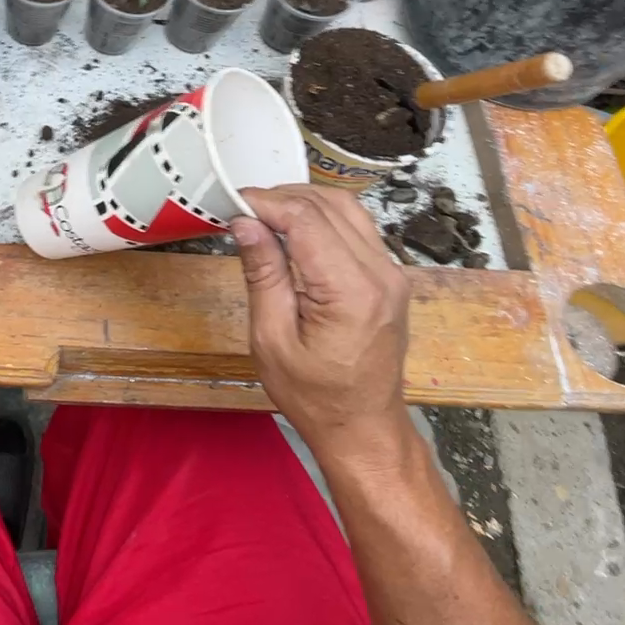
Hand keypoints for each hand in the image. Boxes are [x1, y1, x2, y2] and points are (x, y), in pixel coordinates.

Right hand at [229, 185, 411, 467]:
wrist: (362, 426)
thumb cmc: (314, 395)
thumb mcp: (271, 339)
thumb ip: (262, 274)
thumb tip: (245, 224)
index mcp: (351, 292)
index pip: (306, 220)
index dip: (266, 203)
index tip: (233, 203)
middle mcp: (381, 275)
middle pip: (329, 205)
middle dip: (281, 198)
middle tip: (242, 209)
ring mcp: (391, 274)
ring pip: (346, 209)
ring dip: (302, 203)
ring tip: (264, 216)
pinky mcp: (389, 278)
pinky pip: (356, 228)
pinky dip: (320, 218)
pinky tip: (291, 231)